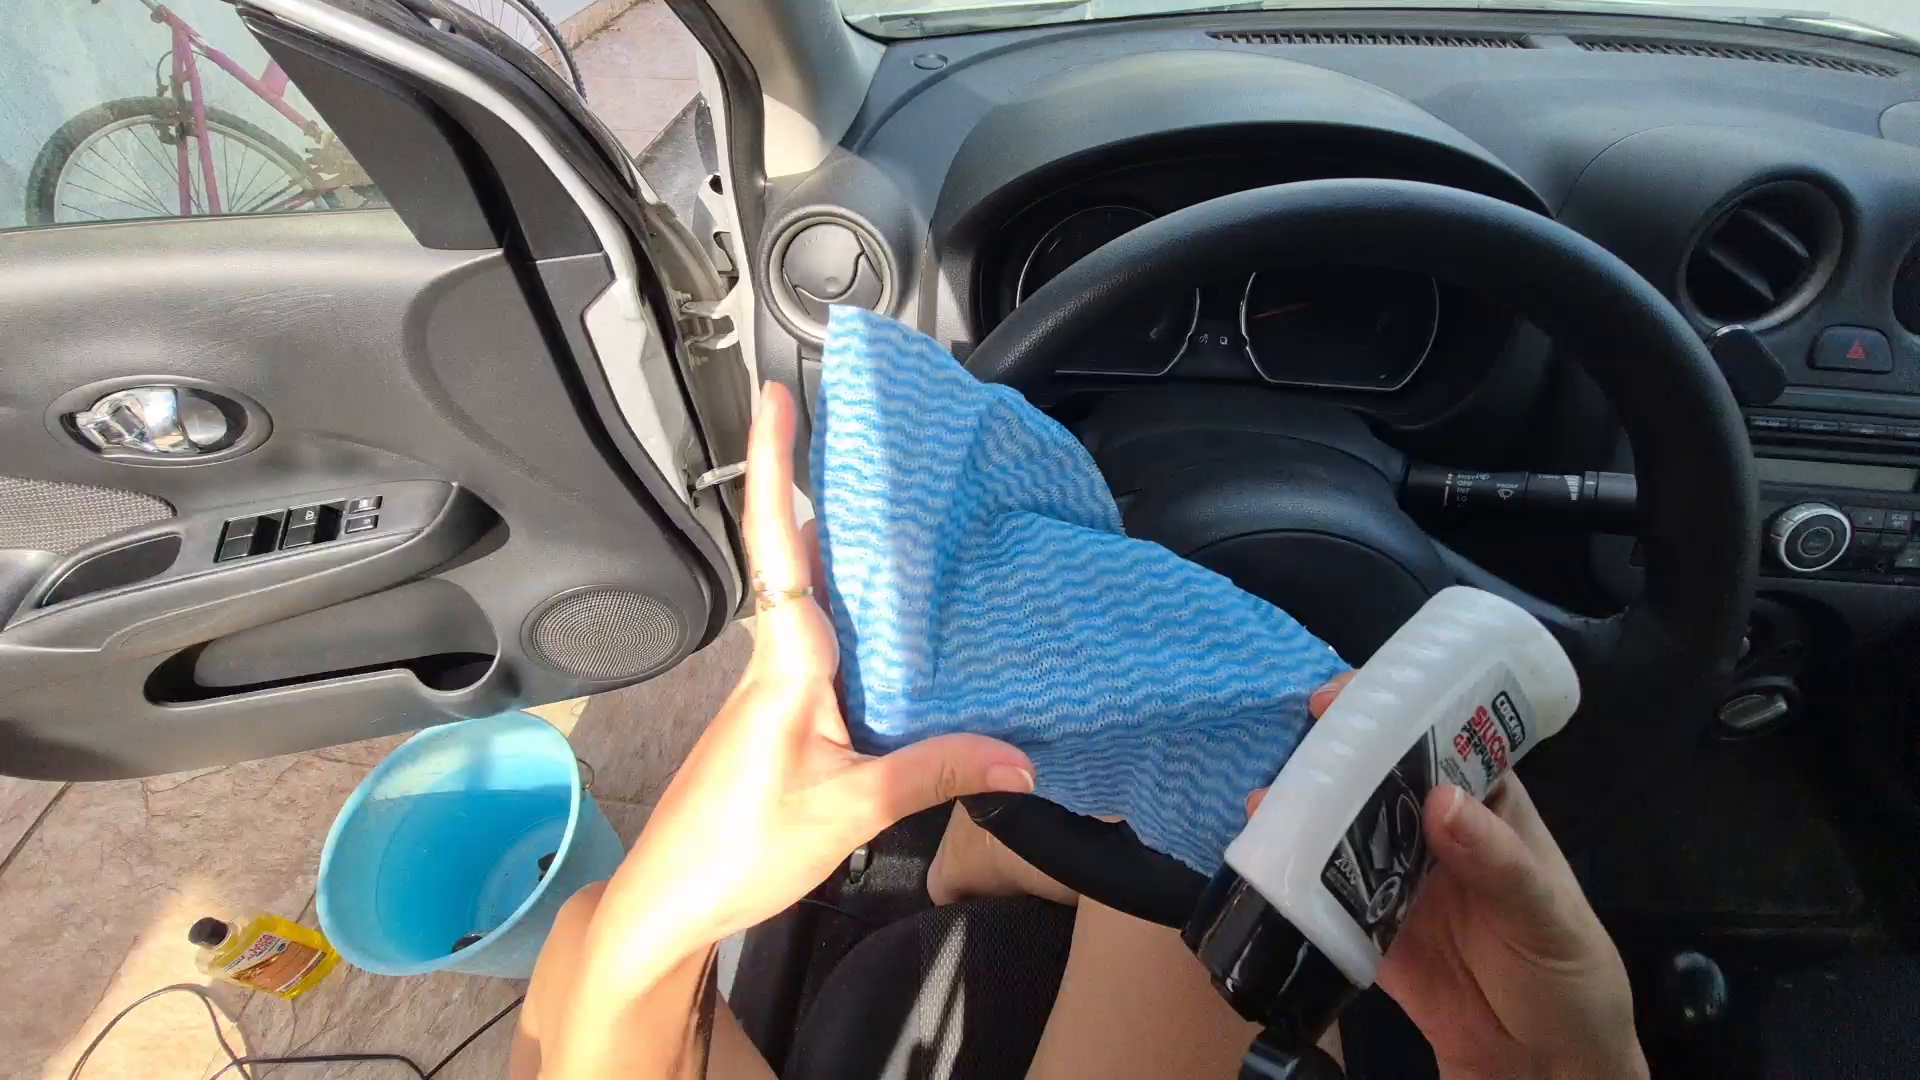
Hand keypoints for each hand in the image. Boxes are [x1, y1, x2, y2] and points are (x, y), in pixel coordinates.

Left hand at [574, 381, 1036, 993]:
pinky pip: (828, 630)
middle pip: (799, 547)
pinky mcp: (788, 701)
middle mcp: (779, 650)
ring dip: (844, 537)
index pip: (781, 544)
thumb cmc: (741, 847)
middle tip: (870, 431)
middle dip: (822, 480)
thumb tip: (1023, 760)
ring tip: (903, 499)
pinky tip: (903, 608)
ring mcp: (780, 675)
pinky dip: (859, 601)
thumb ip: (934, 773)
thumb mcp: (848, 809)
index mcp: (787, 658)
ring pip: (815, 588)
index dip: (776, 467)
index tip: (777, 396)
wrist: (671, 896)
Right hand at [1257, 676, 1646, 1079]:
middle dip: (1334, 745)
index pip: (1436, 735)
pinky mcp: (1357, 905)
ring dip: (1301, 796)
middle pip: (1374, 767)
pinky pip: (1318, 872)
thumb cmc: (1564, 975)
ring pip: (1338, 812)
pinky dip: (1286, 852)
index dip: (1394, 705)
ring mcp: (1387, 862)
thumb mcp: (1547, 917)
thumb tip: (1439, 800)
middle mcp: (1425, 820)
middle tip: (1300, 735)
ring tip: (1269, 794)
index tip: (1348, 696)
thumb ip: (1500, 863)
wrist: (1534, 1066)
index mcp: (1481, 803)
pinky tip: (1262, 838)